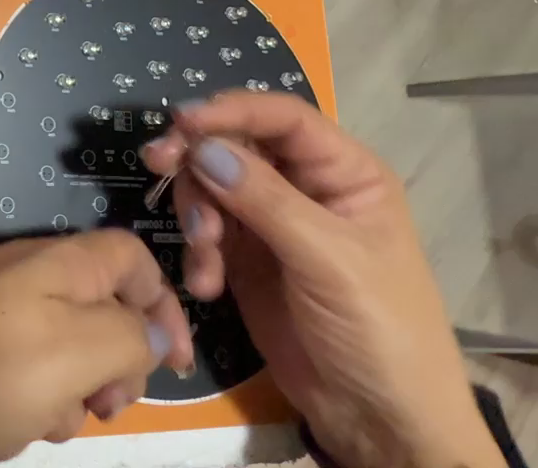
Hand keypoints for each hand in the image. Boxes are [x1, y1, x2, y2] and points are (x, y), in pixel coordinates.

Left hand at [0, 230, 195, 465]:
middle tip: (106, 405)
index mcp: (60, 263)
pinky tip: (13, 427)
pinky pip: (24, 367)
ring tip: (49, 421)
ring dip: (74, 389)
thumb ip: (124, 335)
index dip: (162, 303)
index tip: (174, 365)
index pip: (132, 257)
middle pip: (103, 307)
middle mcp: (31, 276)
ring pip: (66, 347)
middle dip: (119, 361)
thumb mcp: (71, 352)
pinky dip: (32, 398)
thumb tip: (150, 329)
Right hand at [142, 94, 502, 467]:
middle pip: (236, 146)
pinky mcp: (245, 258)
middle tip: (157, 165)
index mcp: (342, 172)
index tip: (182, 121)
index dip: (232, 111)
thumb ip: (265, 200)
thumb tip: (203, 148)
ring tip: (204, 254)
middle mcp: (304, 186)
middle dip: (198, 158)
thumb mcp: (329, 261)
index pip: (282, 119)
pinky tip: (206, 286)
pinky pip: (206, 231)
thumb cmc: (380, 331)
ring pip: (213, 185)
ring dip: (197, 213)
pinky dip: (197, 251)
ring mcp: (271, 222)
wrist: (380, 425)